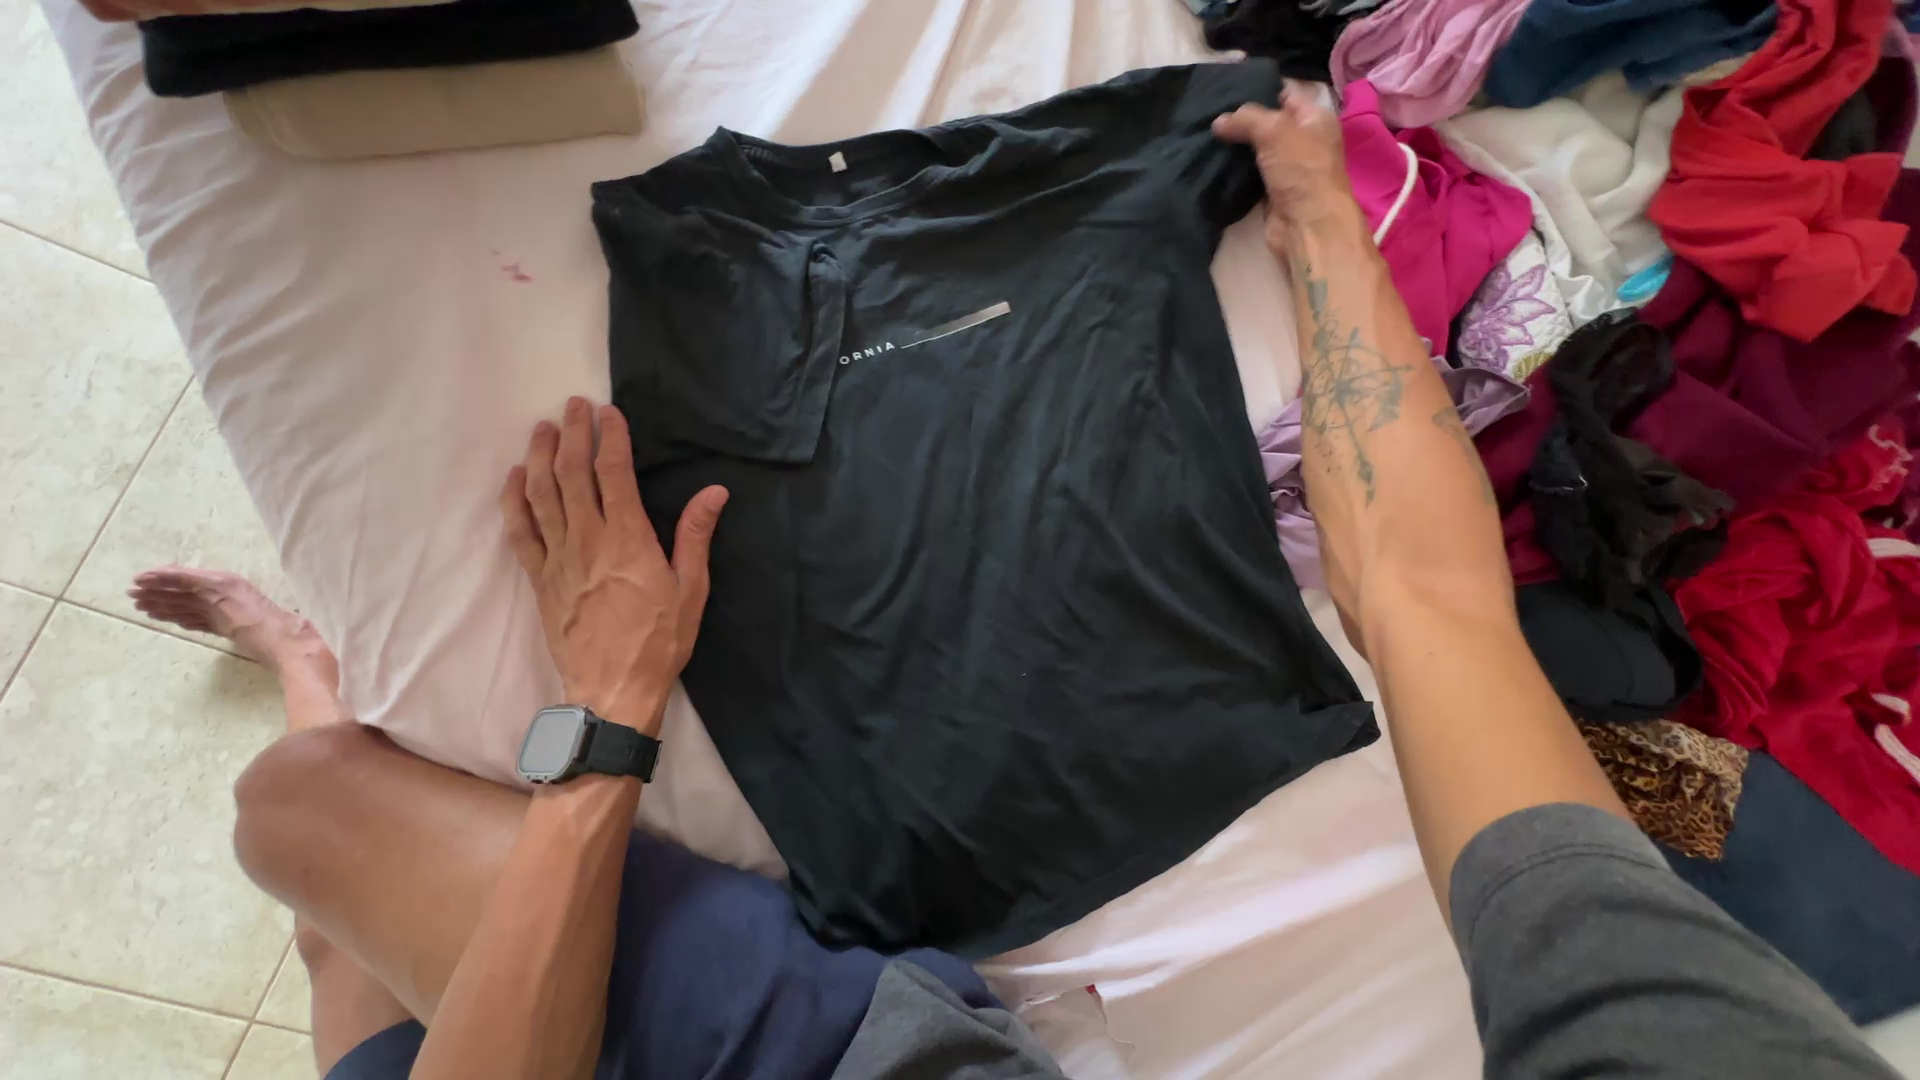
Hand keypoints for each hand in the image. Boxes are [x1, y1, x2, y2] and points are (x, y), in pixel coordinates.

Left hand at [500, 396, 727, 735]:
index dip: (610, 438)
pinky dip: (514, 501)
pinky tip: (515, 478)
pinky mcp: (540, 580)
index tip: (609, 412)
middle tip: (573, 405)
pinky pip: (521, 532)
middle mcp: (587, 541)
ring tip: (543, 428)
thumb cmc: (661, 641)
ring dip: (540, 456)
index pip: (614, 474)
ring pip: (541, 496)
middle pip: (572, 475)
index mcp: (628, 540)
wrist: (613, 690)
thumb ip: (695, 536)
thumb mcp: (691, 590)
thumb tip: (715, 491)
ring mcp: (557, 559)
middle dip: (572, 434)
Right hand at [1212, 78, 1359, 252]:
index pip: (1285, 97)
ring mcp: (1287, 169)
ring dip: (1236, 150)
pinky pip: (1250, 177)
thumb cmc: (1300, 170)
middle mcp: (1303, 142)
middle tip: (1211, 118)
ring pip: (1256, 153)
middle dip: (1243, 123)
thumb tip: (1218, 122)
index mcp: (1315, 119)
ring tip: (1208, 139)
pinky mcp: (1271, 194)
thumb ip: (1246, 120)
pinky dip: (1235, 173)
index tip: (1228, 94)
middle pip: (1268, 126)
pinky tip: (1216, 165)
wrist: (1305, 224)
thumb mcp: (1275, 130)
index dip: (1260, 93)